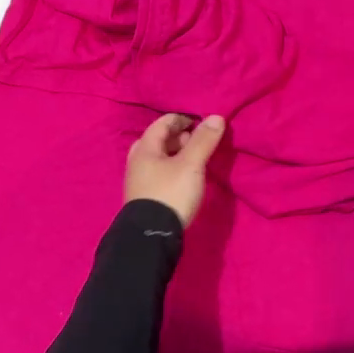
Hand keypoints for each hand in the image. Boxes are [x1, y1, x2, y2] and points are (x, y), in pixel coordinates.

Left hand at [125, 113, 224, 227]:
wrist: (151, 236)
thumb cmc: (170, 194)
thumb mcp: (190, 165)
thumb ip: (203, 141)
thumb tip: (216, 117)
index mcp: (144, 149)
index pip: (162, 123)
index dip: (183, 119)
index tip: (201, 124)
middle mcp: (137, 162)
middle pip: (158, 141)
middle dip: (179, 138)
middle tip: (197, 143)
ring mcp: (138, 182)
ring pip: (158, 159)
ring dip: (176, 155)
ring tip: (194, 161)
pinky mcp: (144, 198)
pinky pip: (158, 175)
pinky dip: (172, 170)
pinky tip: (184, 179)